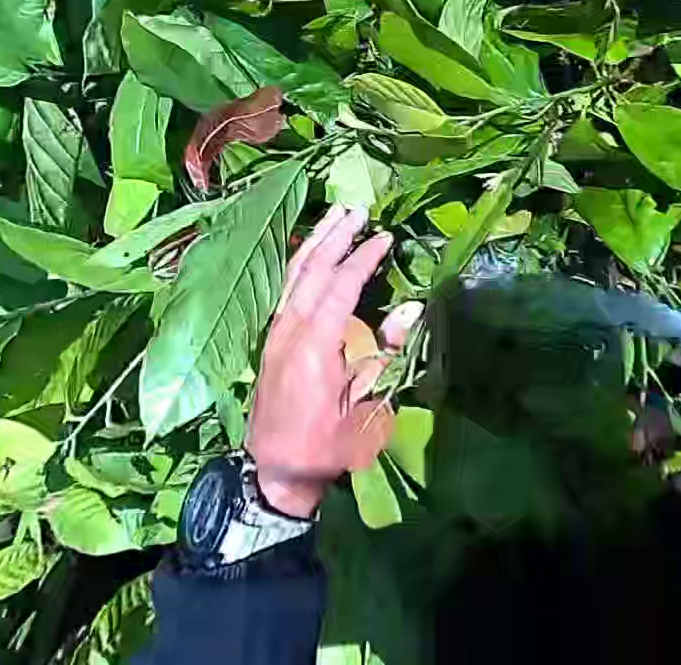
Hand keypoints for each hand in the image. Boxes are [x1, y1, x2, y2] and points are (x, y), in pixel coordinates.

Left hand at [246, 204, 418, 518]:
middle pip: (313, 268)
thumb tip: (409, 311)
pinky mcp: (270, 335)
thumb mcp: (367, 408)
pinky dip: (298, 260)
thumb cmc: (327, 445)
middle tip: (358, 209)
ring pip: (293, 272)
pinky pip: (284, 285)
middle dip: (336, 235)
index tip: (384, 236)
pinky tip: (308, 250)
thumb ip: (386, 356)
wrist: (273, 472)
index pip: (341, 285)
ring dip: (316, 241)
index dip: (364, 257)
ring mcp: (275, 329)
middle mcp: (289, 327)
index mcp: (314, 343)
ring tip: (334, 215)